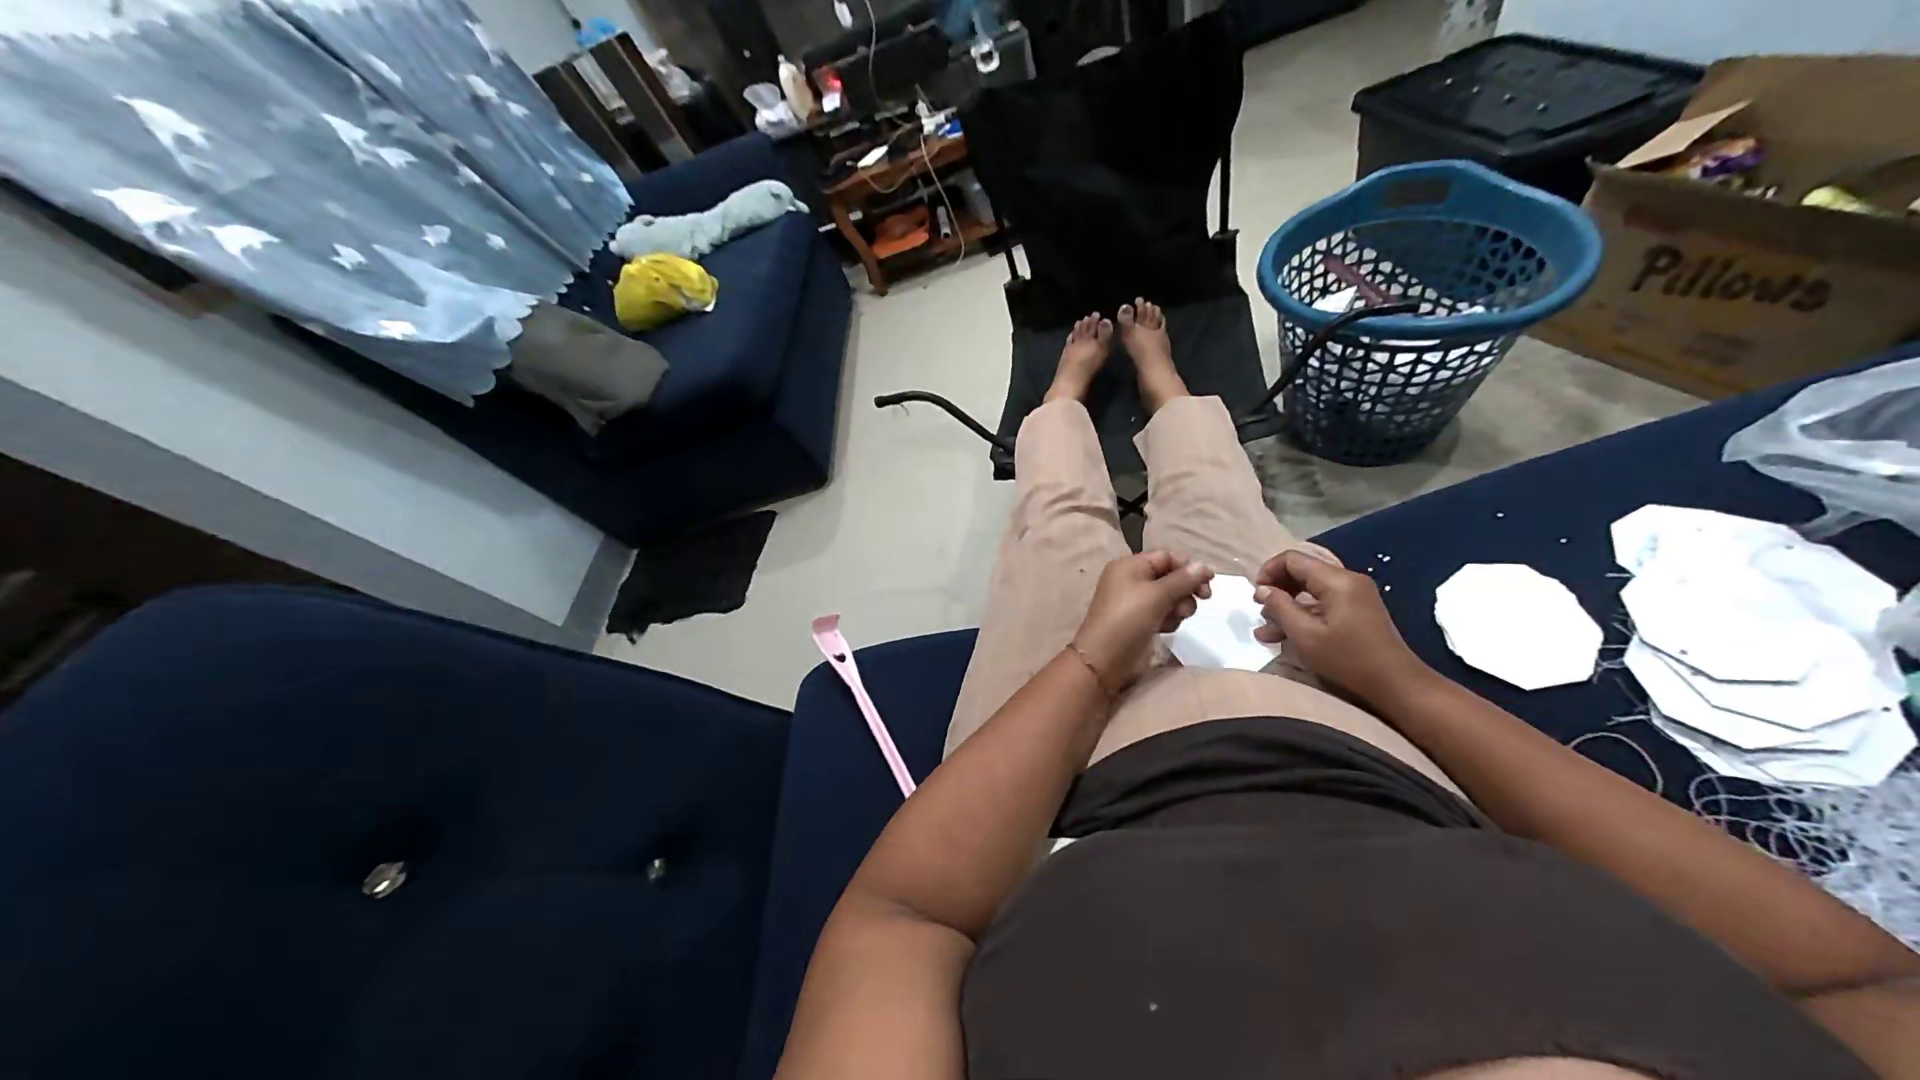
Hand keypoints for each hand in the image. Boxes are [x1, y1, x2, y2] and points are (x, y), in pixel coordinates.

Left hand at [1069, 552, 1213, 694]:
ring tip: (1176, 617)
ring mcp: (1135, 602)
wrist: (1104, 658)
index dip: (1188, 566)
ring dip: (1179, 606)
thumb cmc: (1128, 619)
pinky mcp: (1140, 621)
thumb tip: (1203, 566)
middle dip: (1186, 588)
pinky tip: (1165, 629)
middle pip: (1171, 576)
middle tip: (1203, 599)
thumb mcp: (1157, 595)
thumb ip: (1183, 579)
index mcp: (1130, 566)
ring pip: (1170, 597)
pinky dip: (1169, 619)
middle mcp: (1132, 580)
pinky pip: (1163, 613)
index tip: (1210, 580)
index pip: (1166, 557)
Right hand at [1252, 549, 1430, 699]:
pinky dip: (1303, 613)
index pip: (1293, 559)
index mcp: (1337, 581)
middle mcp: (1348, 580)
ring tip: (1266, 631)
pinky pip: (1323, 602)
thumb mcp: (1306, 636)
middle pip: (1303, 571)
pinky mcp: (1357, 609)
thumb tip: (1262, 589)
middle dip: (1277, 589)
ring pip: (1310, 589)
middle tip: (1260, 611)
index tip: (1256, 594)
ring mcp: (1355, 594)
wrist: (1397, 683)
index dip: (1269, 571)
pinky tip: (1285, 634)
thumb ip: (1280, 608)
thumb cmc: (1349, 659)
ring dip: (1287, 606)